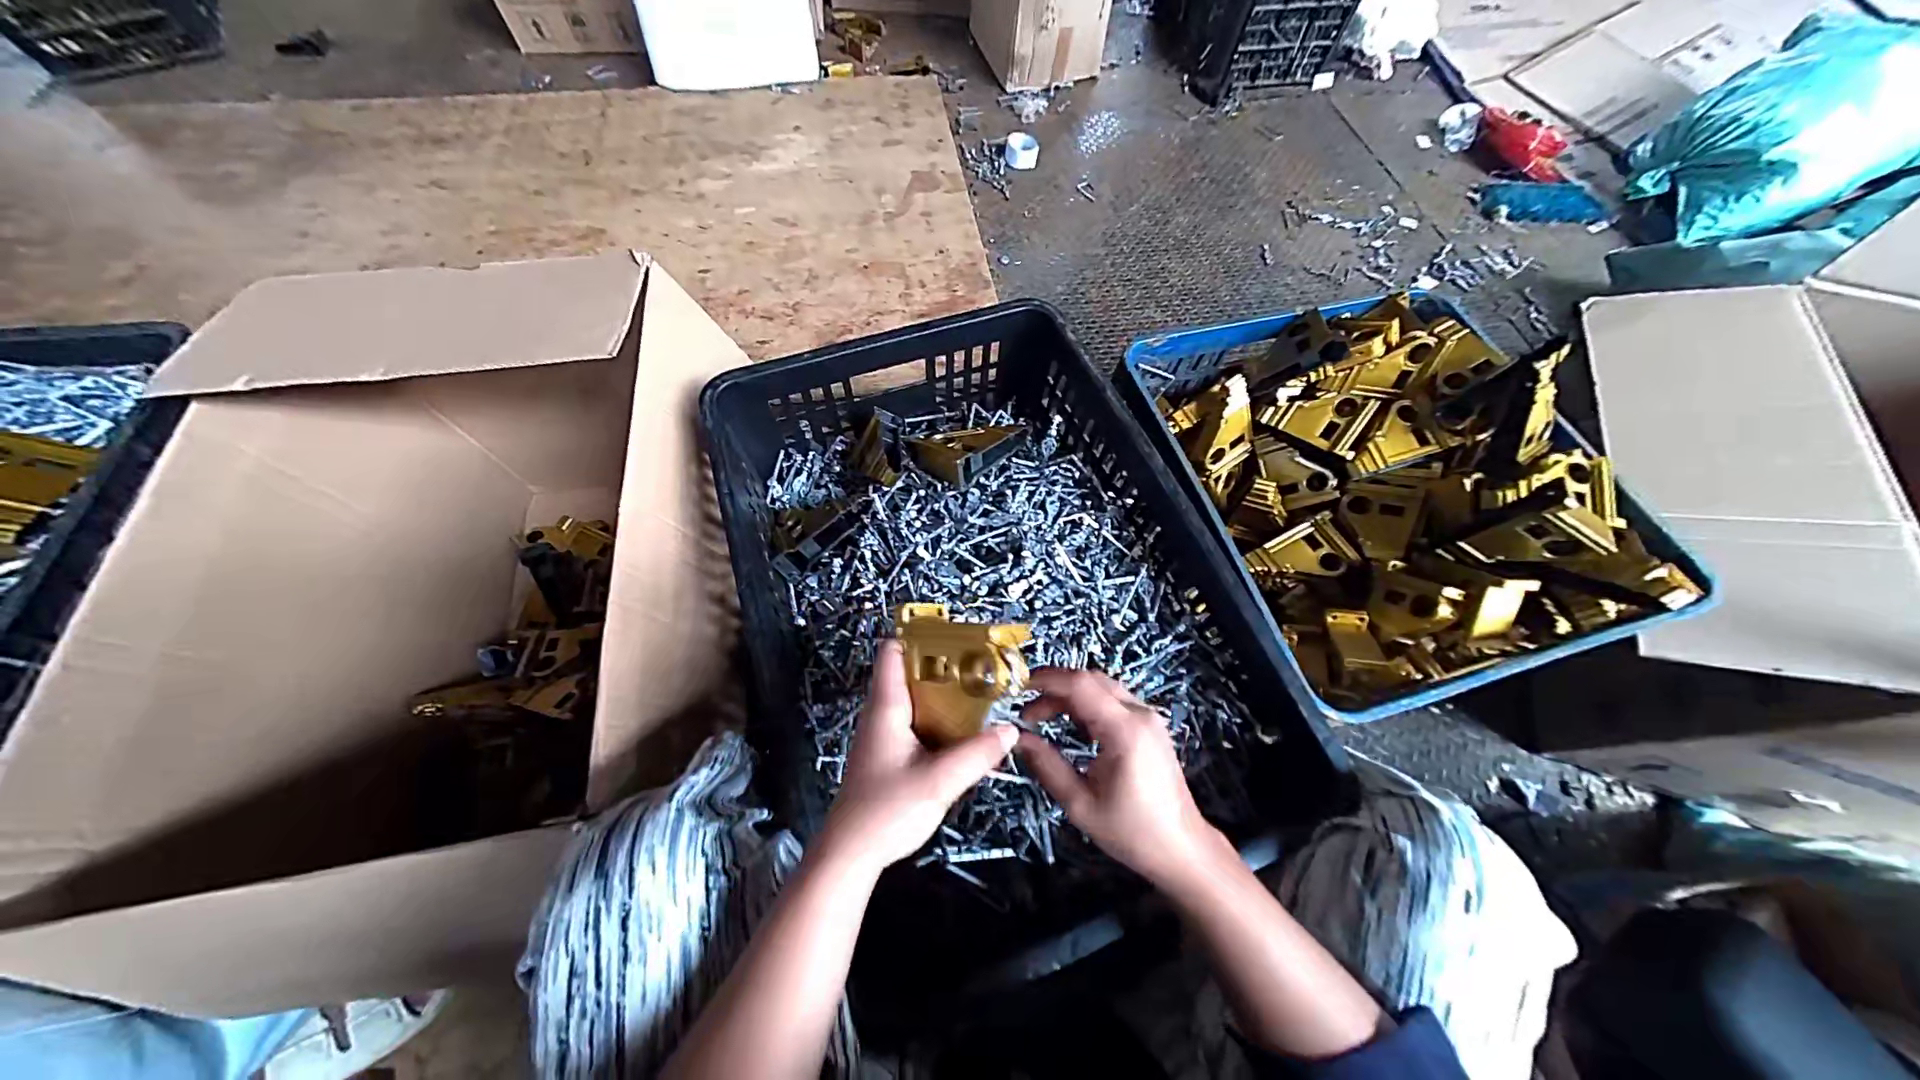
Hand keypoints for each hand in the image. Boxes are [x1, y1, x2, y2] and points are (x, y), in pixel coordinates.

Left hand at [817, 640, 1018, 874]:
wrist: (850, 854)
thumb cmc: (887, 810)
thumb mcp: (940, 781)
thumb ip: (977, 754)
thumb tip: (1010, 730)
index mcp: (886, 707)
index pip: (893, 652)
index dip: (921, 637)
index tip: (958, 639)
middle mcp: (881, 715)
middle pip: (910, 675)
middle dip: (944, 669)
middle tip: (982, 671)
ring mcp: (883, 736)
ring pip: (915, 703)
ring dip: (944, 699)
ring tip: (981, 699)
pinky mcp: (888, 757)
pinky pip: (916, 726)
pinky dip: (938, 723)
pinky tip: (963, 737)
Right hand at [1015, 668, 1231, 890]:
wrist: (1182, 849)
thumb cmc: (1131, 832)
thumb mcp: (1080, 804)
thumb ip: (1046, 765)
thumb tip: (1016, 739)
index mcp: (1124, 731)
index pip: (1080, 685)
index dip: (1047, 681)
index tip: (1017, 690)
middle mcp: (1140, 715)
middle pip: (1091, 680)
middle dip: (1054, 688)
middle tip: (1027, 711)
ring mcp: (1149, 718)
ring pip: (1103, 687)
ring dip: (1070, 695)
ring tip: (1042, 717)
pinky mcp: (1150, 727)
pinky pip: (1114, 701)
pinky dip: (1088, 704)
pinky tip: (1071, 726)